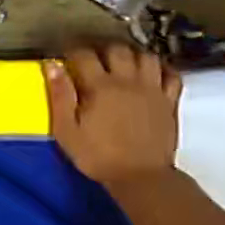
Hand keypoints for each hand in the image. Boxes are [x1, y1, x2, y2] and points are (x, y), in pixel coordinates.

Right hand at [43, 44, 181, 186]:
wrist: (140, 177)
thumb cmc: (96, 154)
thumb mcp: (66, 129)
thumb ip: (59, 95)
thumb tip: (52, 66)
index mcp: (100, 87)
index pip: (84, 55)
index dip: (72, 50)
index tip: (65, 54)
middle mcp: (128, 82)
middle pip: (118, 50)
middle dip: (102, 48)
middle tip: (92, 57)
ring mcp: (153, 90)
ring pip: (146, 57)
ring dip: (131, 54)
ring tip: (121, 61)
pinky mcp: (170, 101)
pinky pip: (172, 74)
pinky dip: (161, 68)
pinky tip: (151, 72)